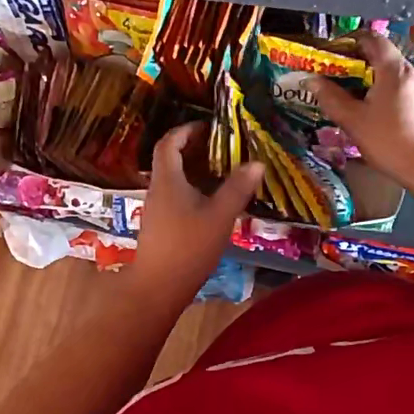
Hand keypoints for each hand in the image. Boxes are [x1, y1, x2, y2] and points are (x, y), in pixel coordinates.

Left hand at [130, 122, 264, 303]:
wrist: (158, 287)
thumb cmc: (188, 247)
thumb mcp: (219, 216)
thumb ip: (237, 188)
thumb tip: (256, 163)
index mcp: (167, 180)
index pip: (170, 142)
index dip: (187, 130)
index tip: (208, 126)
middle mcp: (157, 190)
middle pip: (170, 160)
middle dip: (194, 150)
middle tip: (222, 148)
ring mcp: (156, 210)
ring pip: (174, 180)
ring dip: (195, 171)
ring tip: (223, 173)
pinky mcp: (160, 227)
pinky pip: (176, 198)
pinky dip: (193, 191)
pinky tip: (212, 202)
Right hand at [306, 32, 413, 184]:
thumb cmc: (390, 141)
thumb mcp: (354, 121)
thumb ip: (331, 98)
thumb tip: (312, 79)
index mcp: (393, 69)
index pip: (370, 38)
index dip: (347, 42)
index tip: (329, 58)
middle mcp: (410, 72)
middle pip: (378, 56)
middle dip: (352, 66)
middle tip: (330, 83)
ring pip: (387, 75)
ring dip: (364, 82)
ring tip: (345, 101)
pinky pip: (396, 90)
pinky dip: (379, 94)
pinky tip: (367, 115)